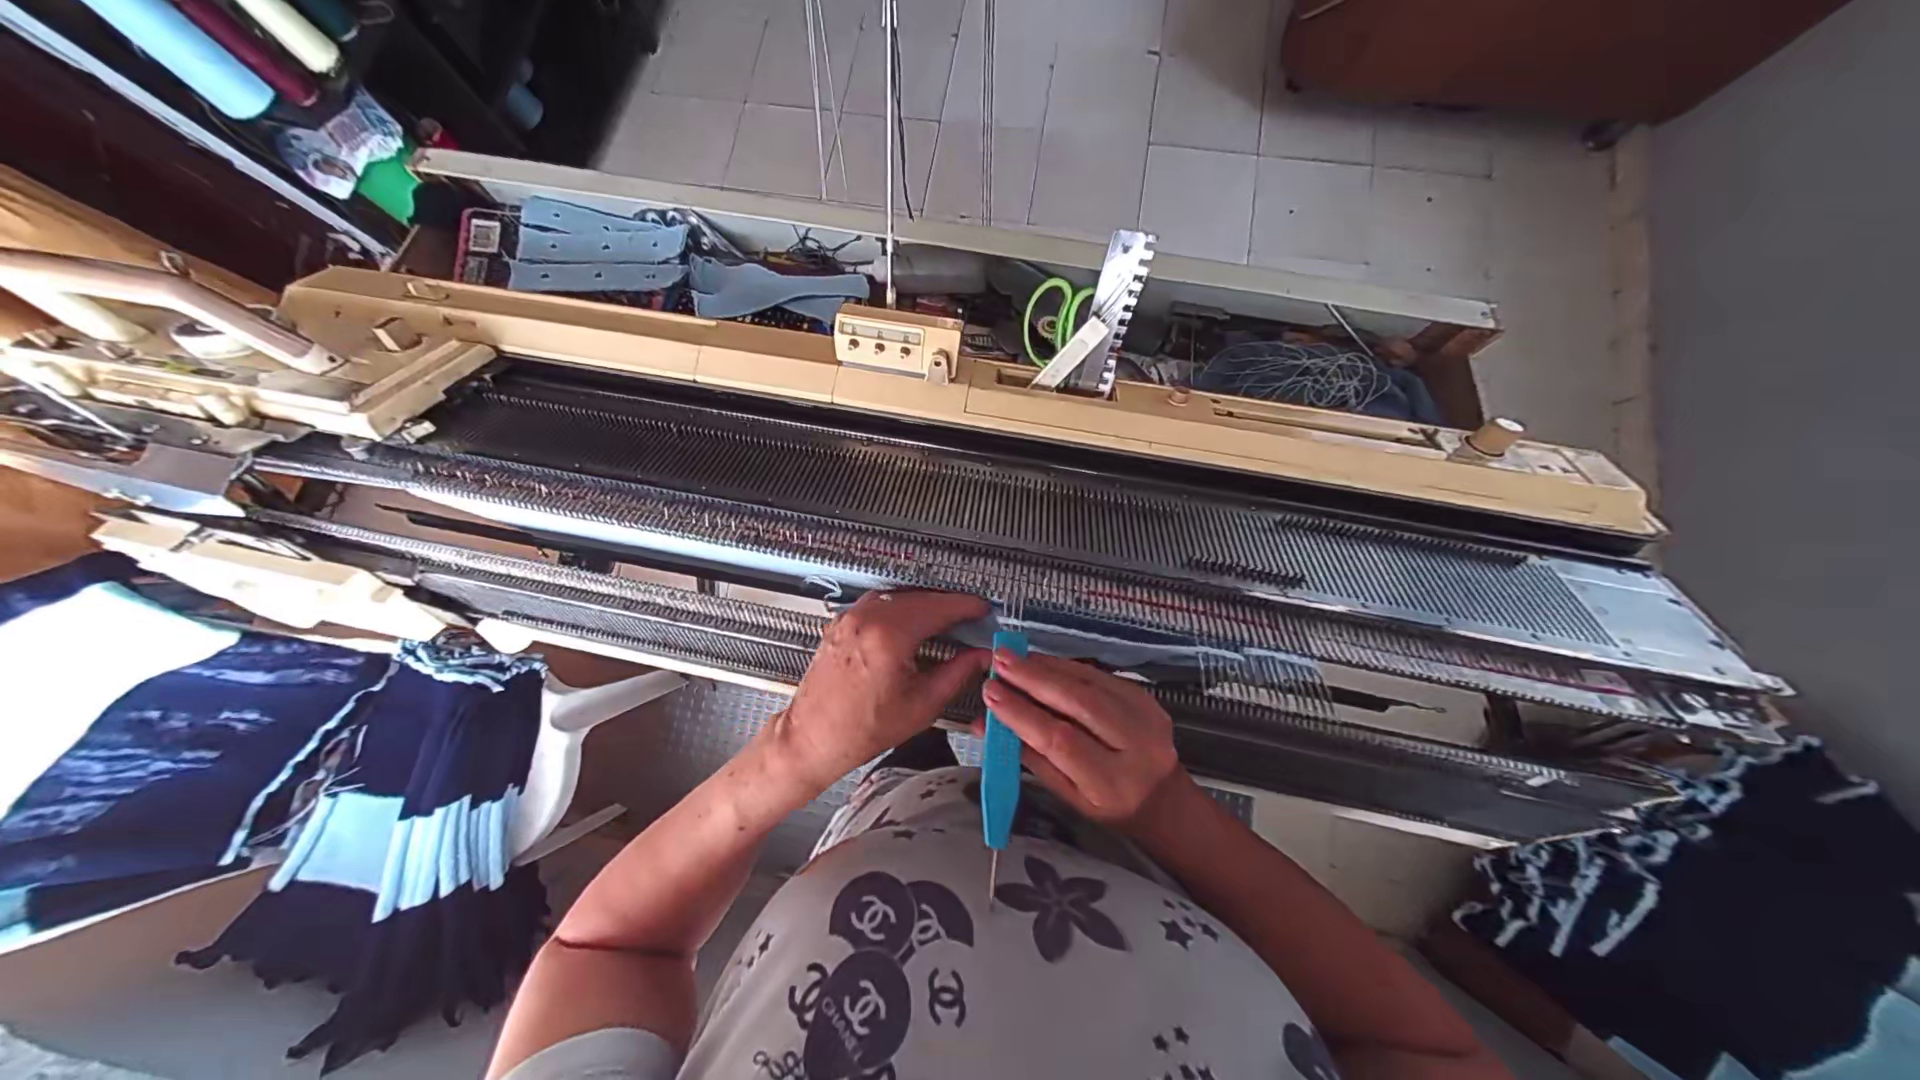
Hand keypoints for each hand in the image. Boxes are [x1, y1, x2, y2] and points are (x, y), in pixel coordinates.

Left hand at [772, 590, 990, 791]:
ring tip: (943, 622)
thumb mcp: (922, 705)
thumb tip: (979, 657)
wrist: (813, 738)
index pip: (939, 607)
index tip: (981, 609)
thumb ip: (957, 673)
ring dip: (924, 604)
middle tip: (969, 618)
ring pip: (899, 596)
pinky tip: (912, 626)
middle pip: (920, 597)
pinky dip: (901, 609)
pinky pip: (879, 604)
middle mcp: (866, 619)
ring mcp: (851, 618)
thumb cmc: (857, 729)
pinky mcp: (842, 623)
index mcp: (888, 636)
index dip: (967, 606)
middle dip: (948, 605)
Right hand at [977, 650, 1187, 831]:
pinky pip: (1100, 676)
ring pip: (1091, 683)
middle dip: (1034, 679)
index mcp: (1112, 783)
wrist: (1162, 798)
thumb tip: (986, 723)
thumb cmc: (1107, 805)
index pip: (1061, 741)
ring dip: (1047, 667)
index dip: (1023, 714)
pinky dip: (1067, 666)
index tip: (991, 693)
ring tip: (1013, 658)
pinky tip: (1041, 662)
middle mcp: (1136, 747)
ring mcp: (1146, 717)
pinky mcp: (1147, 697)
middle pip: (1079, 703)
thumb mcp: (1067, 795)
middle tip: (999, 662)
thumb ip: (1029, 756)